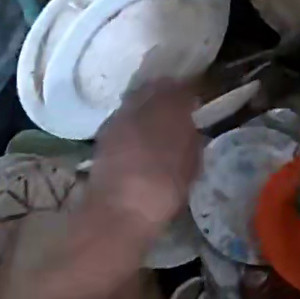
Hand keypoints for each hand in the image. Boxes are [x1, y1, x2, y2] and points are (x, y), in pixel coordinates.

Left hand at [87, 79, 203, 240]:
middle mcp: (141, 106)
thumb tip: (190, 128)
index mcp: (169, 108)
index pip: (181, 87)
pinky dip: (133, 123)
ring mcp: (118, 119)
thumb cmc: (165, 188)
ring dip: (147, 106)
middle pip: (154, 88)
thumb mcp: (192, 163)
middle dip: (166, 93)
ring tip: (157, 123)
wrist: (120, 211)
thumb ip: (192, 138)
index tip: (196, 101)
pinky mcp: (103, 136)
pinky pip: (123, 119)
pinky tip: (139, 139)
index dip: (190, 91)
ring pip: (135, 101)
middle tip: (177, 107)